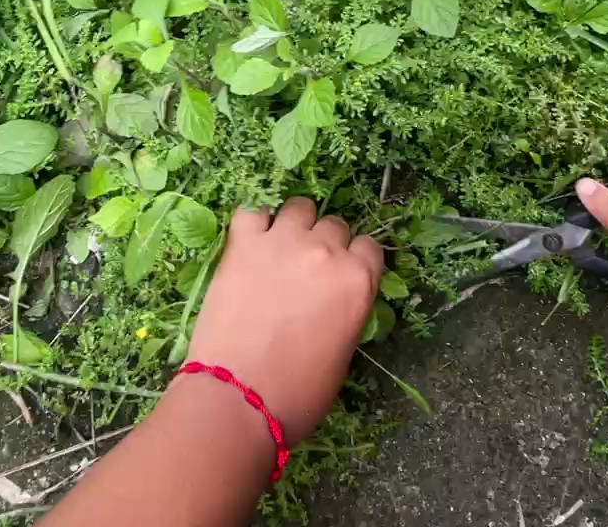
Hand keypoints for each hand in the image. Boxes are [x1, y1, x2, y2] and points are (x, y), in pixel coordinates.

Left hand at [182, 197, 383, 444]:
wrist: (237, 399)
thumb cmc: (297, 394)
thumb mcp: (342, 353)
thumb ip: (346, 309)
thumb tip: (334, 298)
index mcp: (357, 280)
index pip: (370, 247)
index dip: (357, 260)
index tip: (343, 274)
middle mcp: (325, 251)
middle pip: (335, 225)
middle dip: (326, 243)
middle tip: (309, 269)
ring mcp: (283, 241)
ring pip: (299, 207)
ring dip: (295, 223)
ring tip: (281, 246)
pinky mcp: (244, 242)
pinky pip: (253, 212)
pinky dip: (254, 221)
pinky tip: (252, 240)